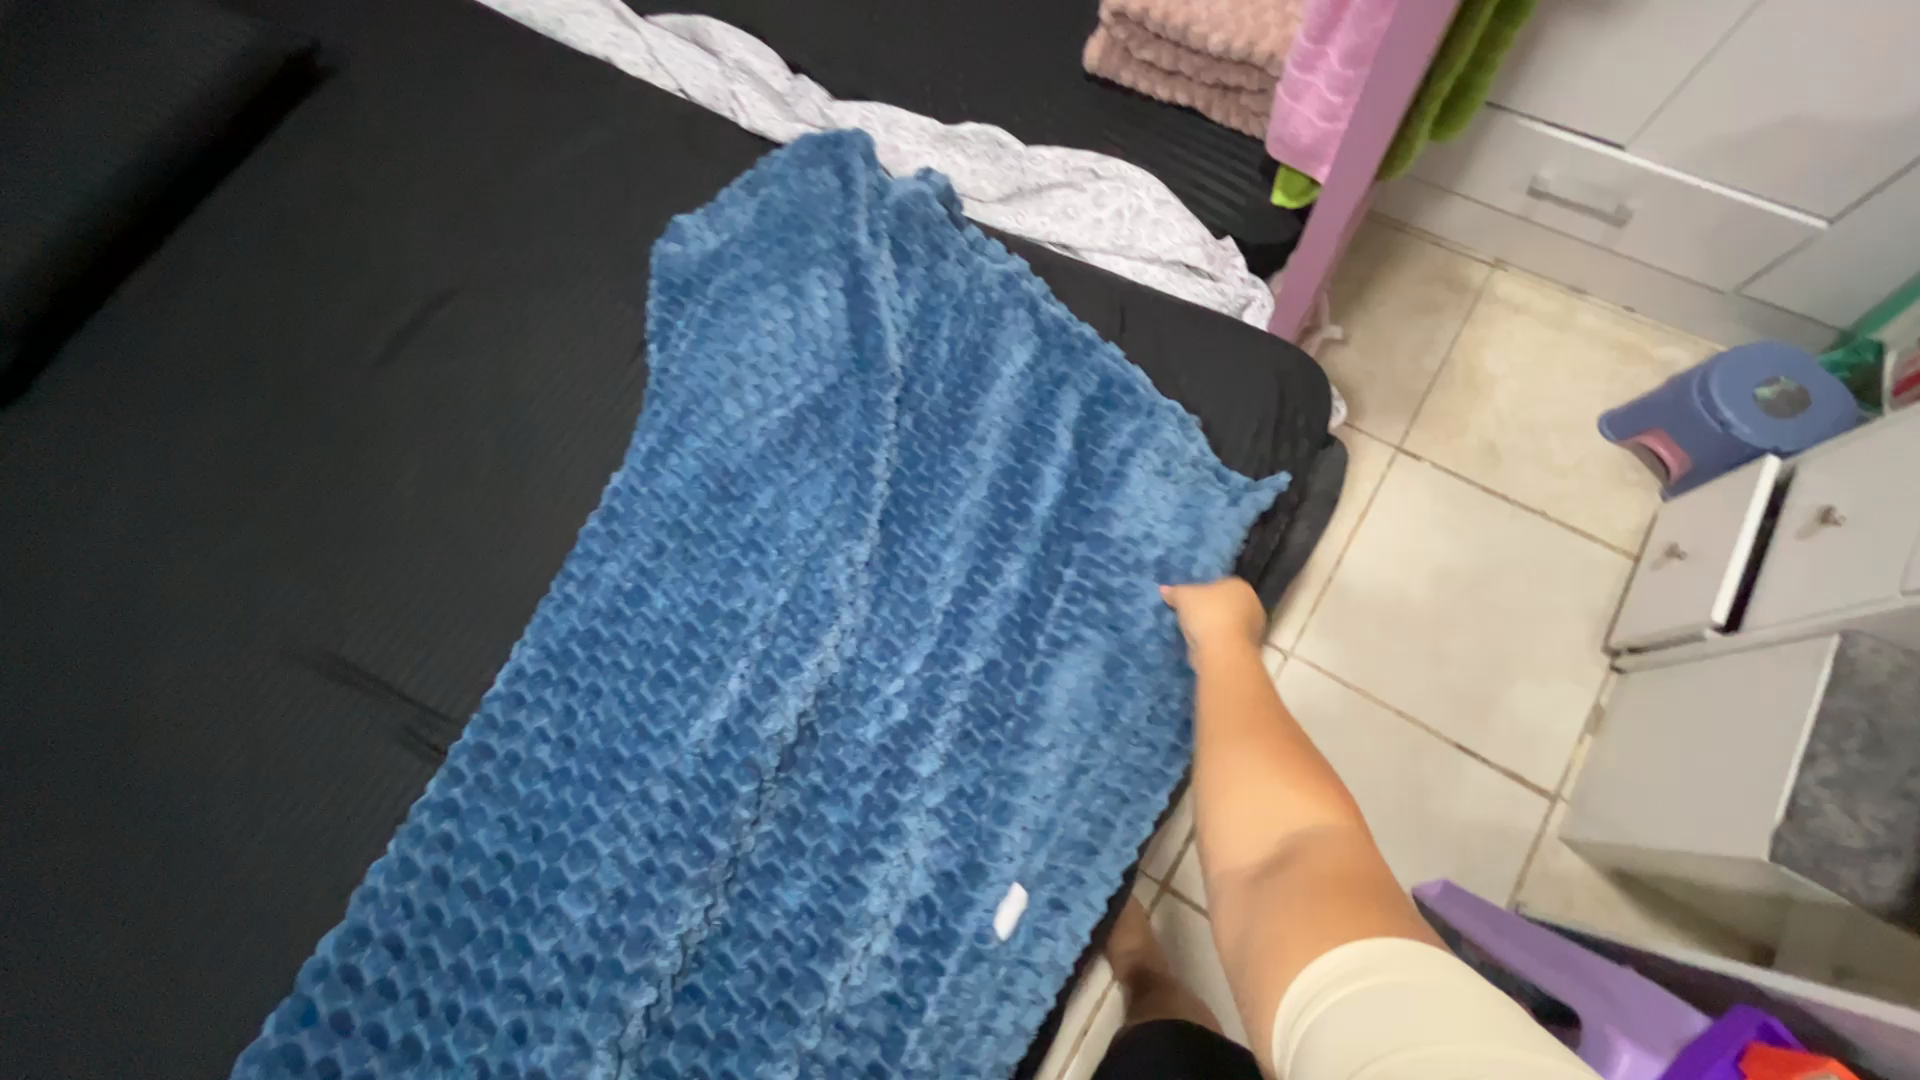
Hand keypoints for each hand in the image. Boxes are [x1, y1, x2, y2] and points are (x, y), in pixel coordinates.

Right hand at [1160, 578, 1265, 655]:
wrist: (1222, 652)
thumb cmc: (1206, 614)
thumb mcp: (1183, 597)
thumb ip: (1174, 592)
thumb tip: (1164, 589)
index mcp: (1240, 586)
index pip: (1220, 584)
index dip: (1203, 592)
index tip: (1190, 601)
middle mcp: (1253, 604)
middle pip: (1226, 604)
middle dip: (1211, 609)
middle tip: (1191, 616)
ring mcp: (1254, 628)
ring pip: (1228, 623)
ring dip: (1214, 627)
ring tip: (1194, 633)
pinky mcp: (1249, 648)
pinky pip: (1228, 640)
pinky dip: (1217, 642)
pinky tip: (1203, 646)